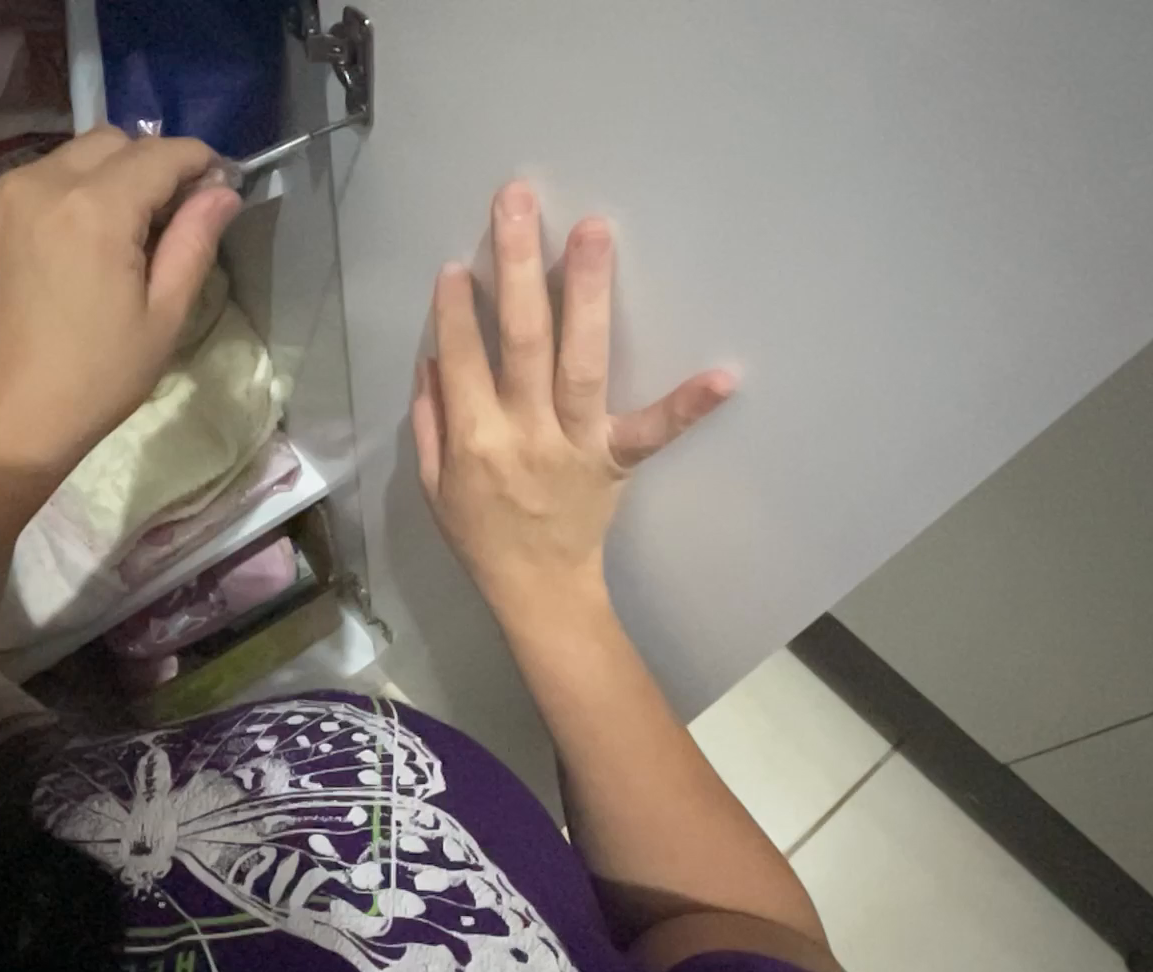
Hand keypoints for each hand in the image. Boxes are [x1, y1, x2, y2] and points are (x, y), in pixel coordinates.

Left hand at [0, 128, 242, 472]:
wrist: (8, 416)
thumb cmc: (99, 378)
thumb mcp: (164, 318)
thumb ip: (194, 244)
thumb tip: (223, 194)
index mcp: (94, 209)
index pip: (159, 154)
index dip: (199, 161)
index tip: (223, 184)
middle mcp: (42, 182)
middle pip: (114, 141)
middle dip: (155, 164)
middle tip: (179, 216)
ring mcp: (4, 196)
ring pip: (74, 155)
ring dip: (114, 176)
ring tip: (132, 234)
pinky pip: (41, 179)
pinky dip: (75, 191)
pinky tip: (86, 243)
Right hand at [412, 180, 735, 612]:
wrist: (537, 588)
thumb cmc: (480, 536)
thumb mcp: (432, 486)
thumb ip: (428, 421)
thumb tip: (431, 358)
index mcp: (474, 440)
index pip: (460, 358)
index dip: (456, 308)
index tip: (457, 264)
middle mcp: (524, 433)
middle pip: (521, 341)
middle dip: (516, 267)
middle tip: (519, 201)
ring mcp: (575, 445)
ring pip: (580, 363)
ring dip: (587, 294)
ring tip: (593, 231)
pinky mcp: (616, 460)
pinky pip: (652, 432)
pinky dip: (686, 406)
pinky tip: (724, 375)